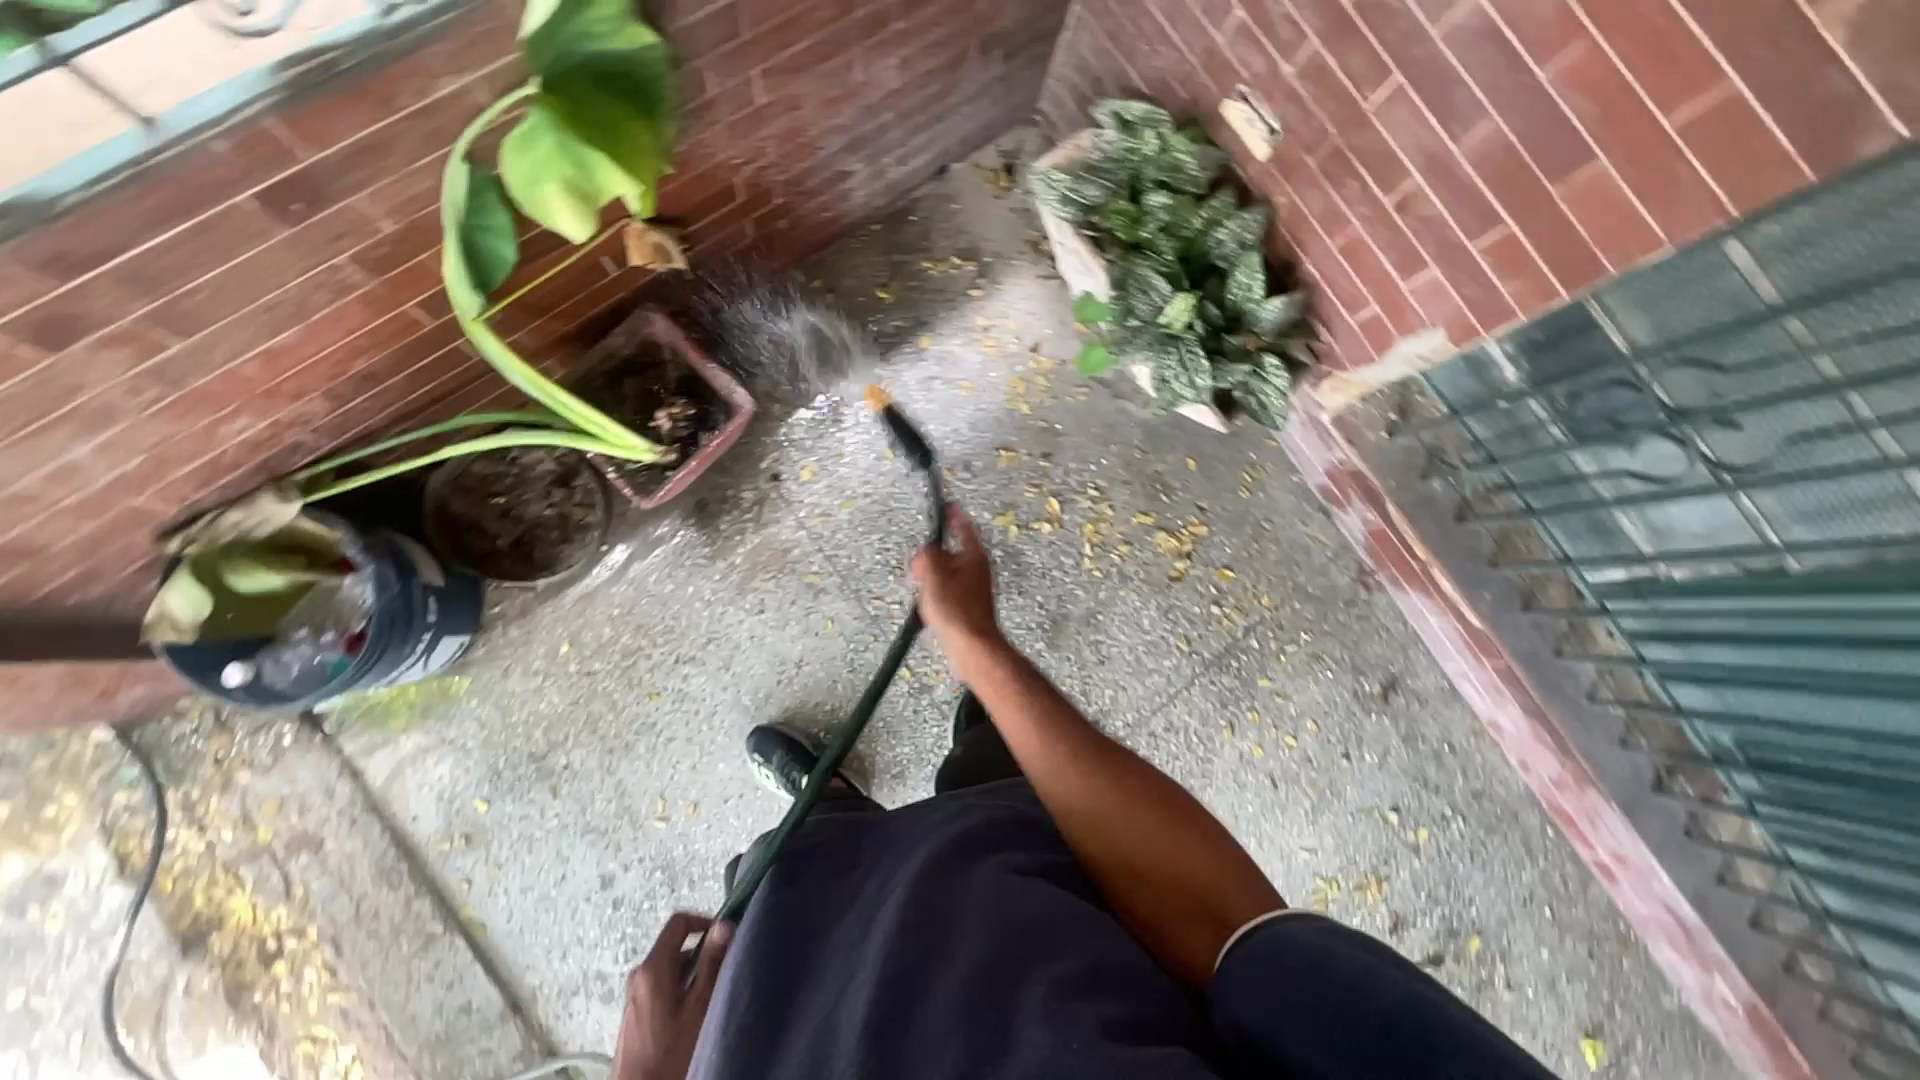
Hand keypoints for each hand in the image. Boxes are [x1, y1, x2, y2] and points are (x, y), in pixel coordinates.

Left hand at [612, 914, 732, 1079]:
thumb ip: (712, 962)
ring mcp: (634, 992)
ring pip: (671, 967)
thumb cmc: (671, 1050)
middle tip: (722, 974)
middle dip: (702, 955)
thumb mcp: (699, 1005)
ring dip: (692, 975)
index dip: (704, 922)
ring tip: (709, 999)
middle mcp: (639, 974)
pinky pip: (661, 984)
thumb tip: (725, 925)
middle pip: (676, 946)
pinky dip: (680, 989)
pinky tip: (691, 1015)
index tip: (724, 939)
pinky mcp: (635, 1009)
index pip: (679, 922)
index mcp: (653, 967)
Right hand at [910, 504, 1005, 665]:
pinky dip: (939, 591)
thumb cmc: (956, 612)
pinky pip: (951, 589)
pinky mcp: (970, 604)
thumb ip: (929, 556)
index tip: (949, 506)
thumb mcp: (935, 576)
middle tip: (920, 563)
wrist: (972, 646)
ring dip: (935, 575)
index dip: (954, 516)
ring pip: (952, 572)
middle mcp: (979, 570)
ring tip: (923, 586)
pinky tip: (931, 604)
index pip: (964, 527)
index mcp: (974, 556)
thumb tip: (927, 550)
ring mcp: (976, 588)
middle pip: (955, 552)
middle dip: (935, 554)